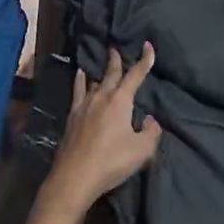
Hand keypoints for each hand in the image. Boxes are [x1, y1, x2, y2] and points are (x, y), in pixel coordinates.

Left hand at [44, 43, 163, 213]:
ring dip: (100, 71)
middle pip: (111, 74)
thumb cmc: (112, 161)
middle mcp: (101, 97)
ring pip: (94, 81)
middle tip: (115, 48)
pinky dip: (80, 80)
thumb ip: (151, 132)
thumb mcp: (142, 150)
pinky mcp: (72, 116)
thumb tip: (150, 120)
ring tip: (100, 62)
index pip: (135, 75)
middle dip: (116, 60)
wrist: (75, 177)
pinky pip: (78, 91)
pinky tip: (79, 75)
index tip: (148, 46)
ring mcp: (84, 105)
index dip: (144, 60)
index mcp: (120, 101)